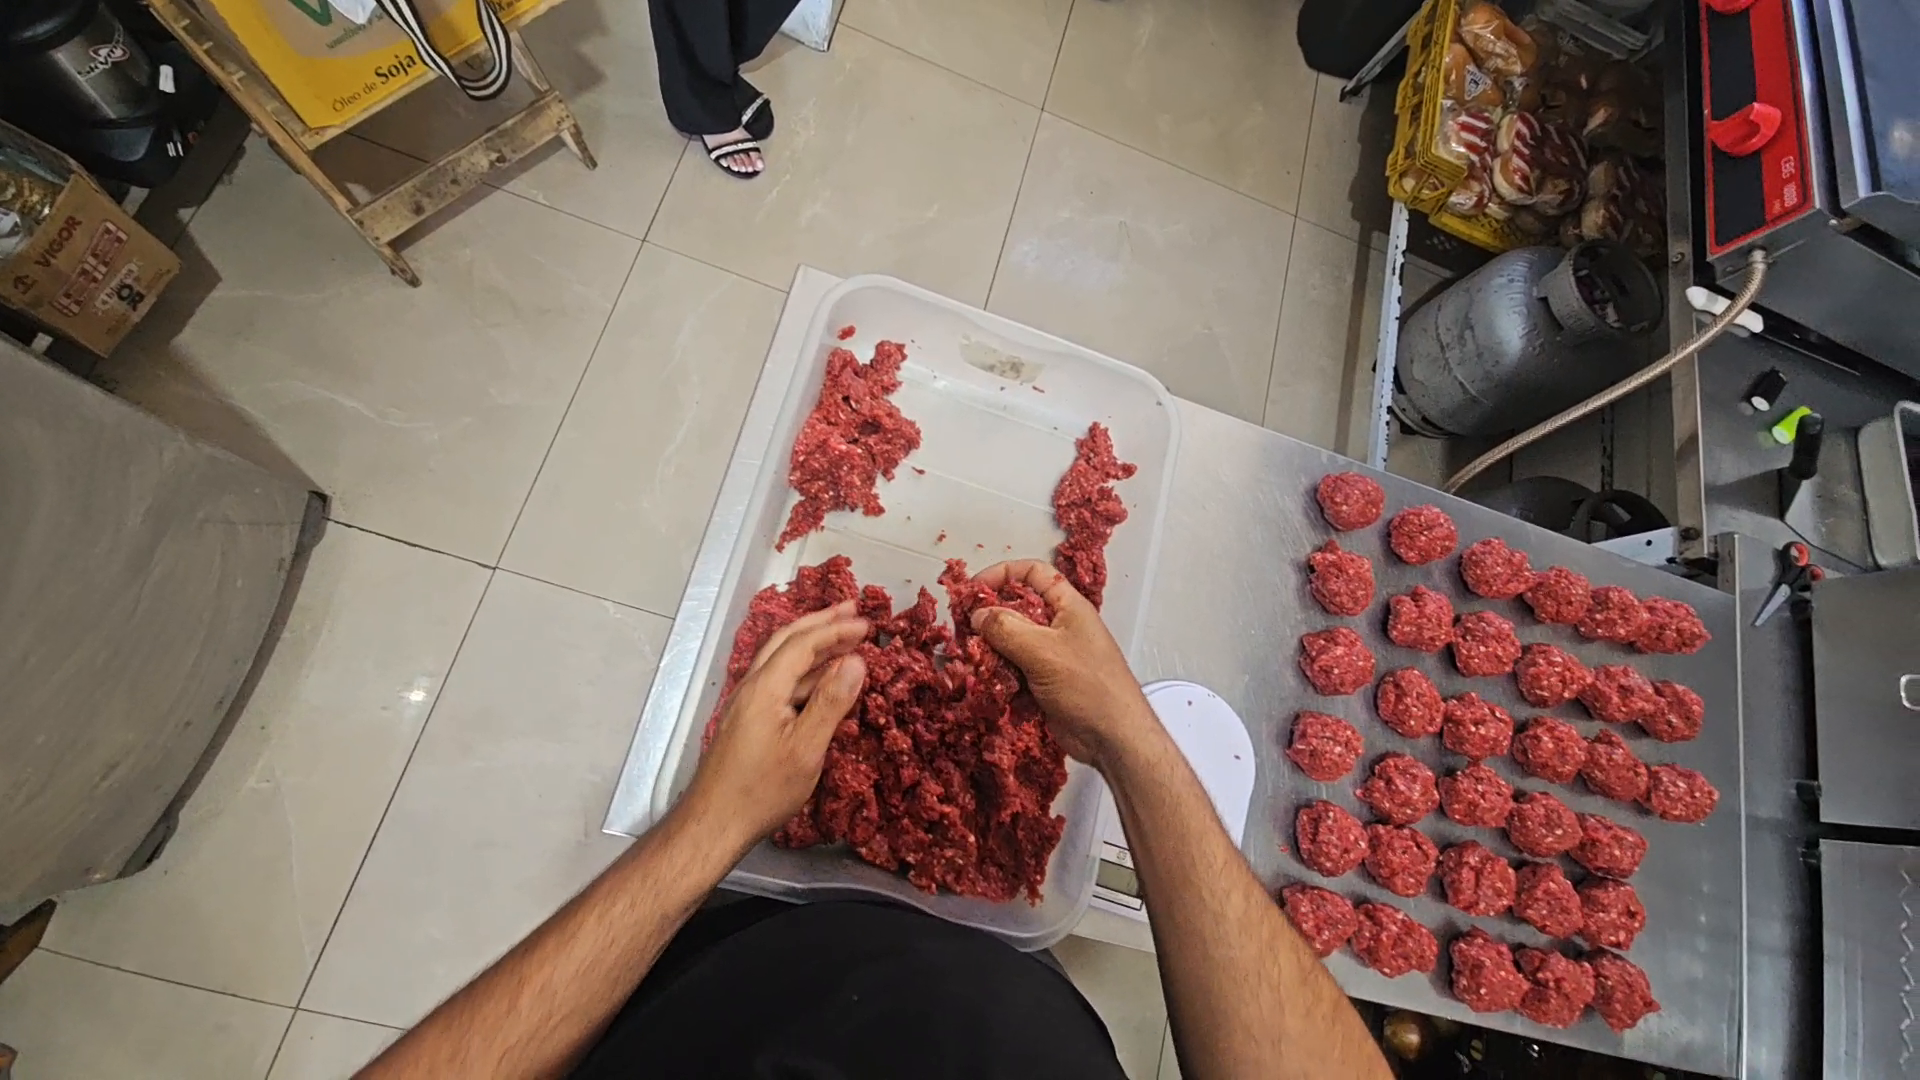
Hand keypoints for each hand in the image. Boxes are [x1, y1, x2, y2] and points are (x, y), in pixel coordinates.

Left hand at [684, 602, 868, 849]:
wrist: (712, 824)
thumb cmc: (762, 791)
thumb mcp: (806, 749)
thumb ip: (831, 702)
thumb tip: (856, 661)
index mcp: (765, 688)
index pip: (803, 644)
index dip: (835, 629)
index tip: (867, 624)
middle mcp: (753, 686)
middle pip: (787, 640)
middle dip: (821, 622)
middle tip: (853, 610)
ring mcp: (749, 703)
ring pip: (782, 659)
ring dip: (814, 644)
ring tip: (845, 637)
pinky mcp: (750, 719)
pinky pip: (781, 679)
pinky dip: (807, 669)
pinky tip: (824, 678)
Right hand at [969, 561, 1157, 770]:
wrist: (1113, 740)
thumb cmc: (1088, 687)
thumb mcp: (1044, 651)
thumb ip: (1007, 628)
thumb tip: (977, 614)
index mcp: (1067, 607)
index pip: (1033, 572)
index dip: (1002, 574)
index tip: (973, 588)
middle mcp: (1059, 626)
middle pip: (1016, 607)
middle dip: (989, 616)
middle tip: (963, 628)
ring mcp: (1051, 656)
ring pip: (1011, 641)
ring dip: (990, 650)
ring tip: (971, 659)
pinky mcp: (1043, 683)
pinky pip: (1013, 670)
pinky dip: (998, 675)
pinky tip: (986, 684)